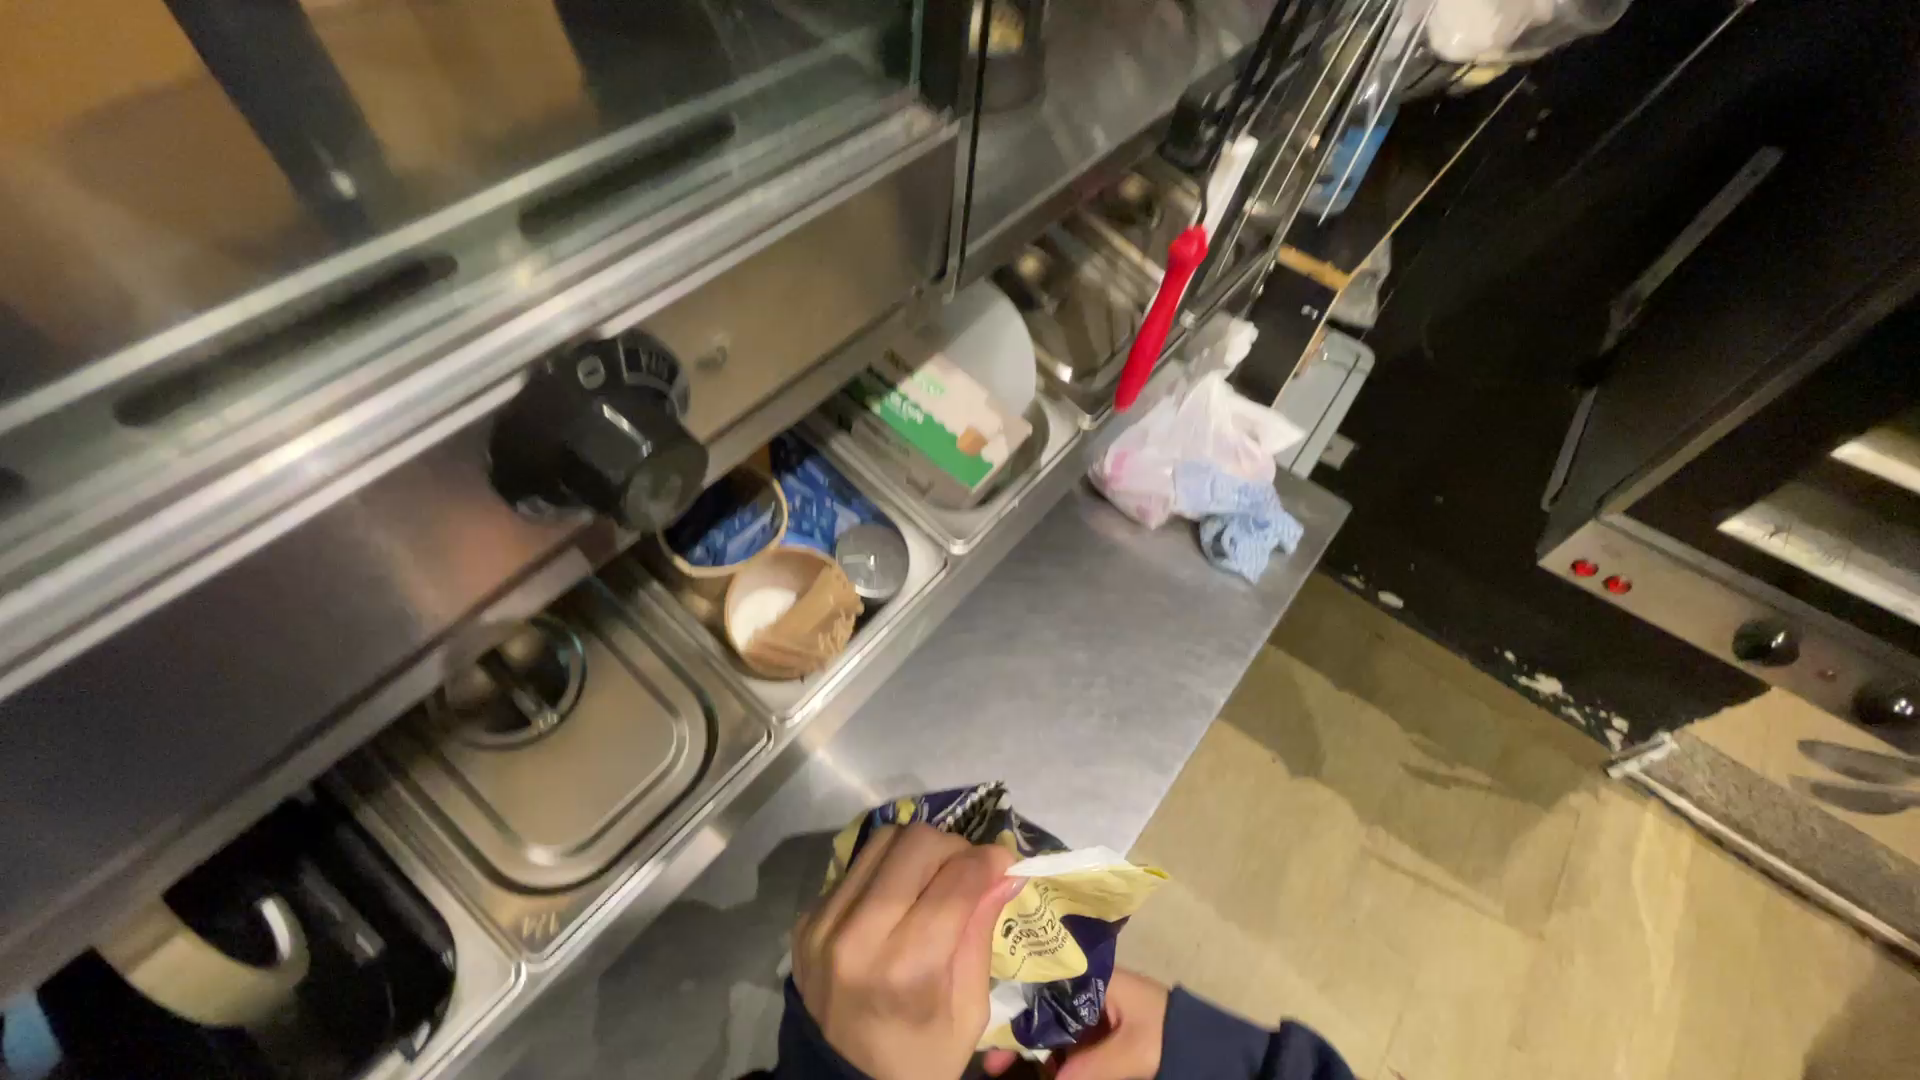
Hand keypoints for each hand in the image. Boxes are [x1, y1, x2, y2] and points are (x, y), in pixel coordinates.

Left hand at [792, 823, 1022, 1079]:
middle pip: (916, 844)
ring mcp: (824, 922)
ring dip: (919, 851)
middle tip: (968, 870)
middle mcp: (858, 934)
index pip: (956, 881)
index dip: (988, 861)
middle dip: (954, 847)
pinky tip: (898, 899)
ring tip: (934, 877)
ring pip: (884, 840)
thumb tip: (1005, 869)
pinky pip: (857, 866)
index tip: (1004, 861)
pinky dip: (887, 871)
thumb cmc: (920, 1055)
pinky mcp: (807, 917)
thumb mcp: (968, 1011)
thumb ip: (981, 933)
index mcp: (906, 967)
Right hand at [982, 968, 1170, 1079]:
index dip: (1017, 1004)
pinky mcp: (1093, 1035)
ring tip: (1001, 1066)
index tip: (994, 1027)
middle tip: (992, 1061)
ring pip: (1047, 1029)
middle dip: (1015, 1032)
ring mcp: (1087, 1013)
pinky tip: (1034, 1069)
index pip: (1043, 981)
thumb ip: (1094, 1065)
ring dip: (1027, 1049)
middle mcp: (1083, 990)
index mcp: (1090, 978)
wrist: (1201, 1046)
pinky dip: (1047, 1059)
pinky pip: (1062, 1045)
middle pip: (1039, 1008)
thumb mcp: (1134, 1050)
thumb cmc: (1165, 1033)